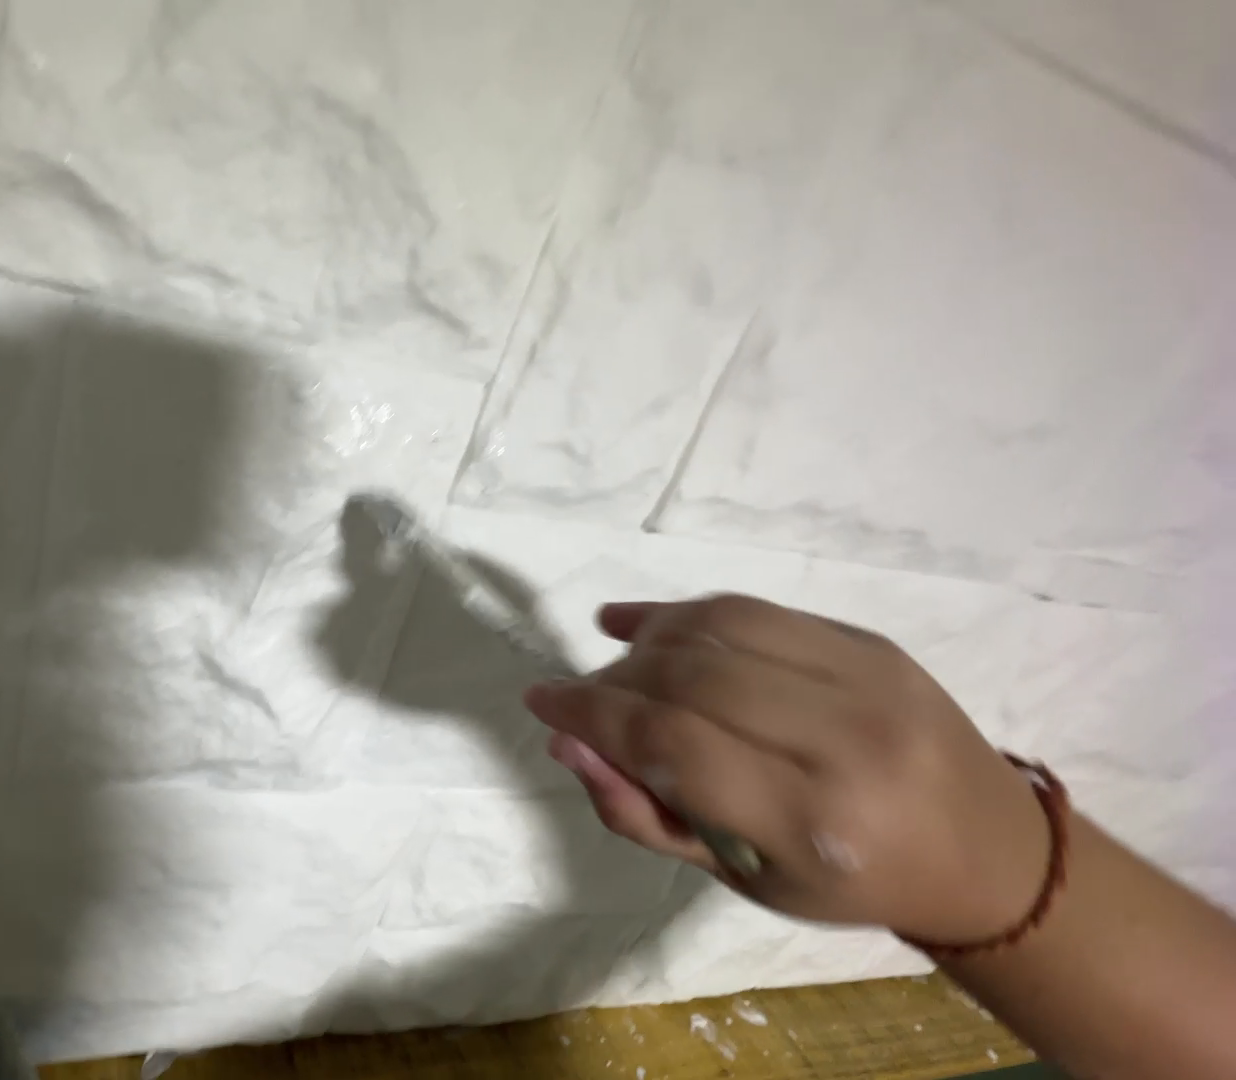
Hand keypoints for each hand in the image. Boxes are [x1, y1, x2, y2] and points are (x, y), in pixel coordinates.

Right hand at [523, 594, 1050, 943]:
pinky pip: (749, 609)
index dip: (590, 714)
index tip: (541, 699)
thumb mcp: (733, 876)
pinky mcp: (868, 643)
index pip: (669, 745)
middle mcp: (843, 743)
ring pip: (713, 631)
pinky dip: (681, 613)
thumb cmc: (842, 880)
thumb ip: (639, 811)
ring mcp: (864, 681)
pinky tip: (643, 626)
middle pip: (685, 680)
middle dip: (611, 681)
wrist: (984, 851)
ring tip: (620, 665)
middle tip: (584, 695)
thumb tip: (566, 742)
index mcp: (809, 822)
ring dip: (643, 643)